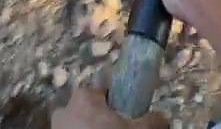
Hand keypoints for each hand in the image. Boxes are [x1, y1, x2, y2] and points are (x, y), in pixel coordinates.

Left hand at [51, 87, 165, 128]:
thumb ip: (152, 122)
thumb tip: (164, 118)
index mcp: (85, 96)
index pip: (105, 93)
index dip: (117, 107)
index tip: (125, 120)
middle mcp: (65, 108)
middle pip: (90, 111)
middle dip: (102, 122)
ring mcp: (56, 128)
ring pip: (79, 126)